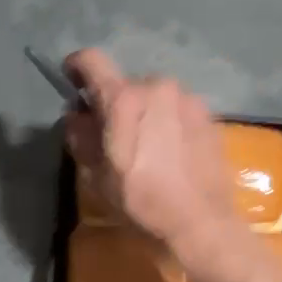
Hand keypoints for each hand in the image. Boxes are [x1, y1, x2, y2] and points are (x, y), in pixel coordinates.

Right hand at [62, 49, 234, 246]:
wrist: (201, 221)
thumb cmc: (142, 200)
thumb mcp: (98, 176)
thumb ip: (81, 138)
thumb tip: (77, 118)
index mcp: (124, 99)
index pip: (92, 61)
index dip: (76, 67)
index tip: (72, 81)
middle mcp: (157, 87)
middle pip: (126, 85)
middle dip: (115, 104)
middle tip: (113, 134)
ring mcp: (188, 99)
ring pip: (156, 97)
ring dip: (146, 113)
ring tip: (148, 147)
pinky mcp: (209, 115)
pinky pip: (179, 110)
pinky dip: (169, 123)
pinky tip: (172, 153)